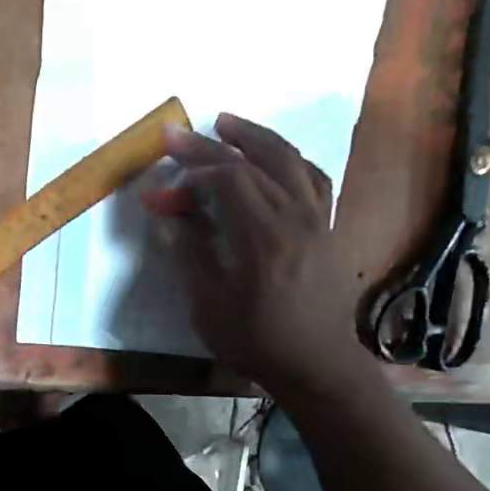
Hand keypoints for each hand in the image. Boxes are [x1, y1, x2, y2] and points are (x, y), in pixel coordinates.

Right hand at [144, 113, 373, 396]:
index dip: (191, 167)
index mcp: (264, 237)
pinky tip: (272, 160)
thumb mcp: (209, 306)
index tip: (163, 164)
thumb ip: (192, 254)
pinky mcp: (326, 227)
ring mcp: (317, 219)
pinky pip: (311, 178)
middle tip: (179, 136)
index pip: (227, 178)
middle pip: (255, 162)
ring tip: (227, 125)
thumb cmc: (257, 342)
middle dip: (212, 145)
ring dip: (255, 138)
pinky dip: (288, 160)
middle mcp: (295, 217)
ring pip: (289, 160)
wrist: (316, 364)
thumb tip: (175, 218)